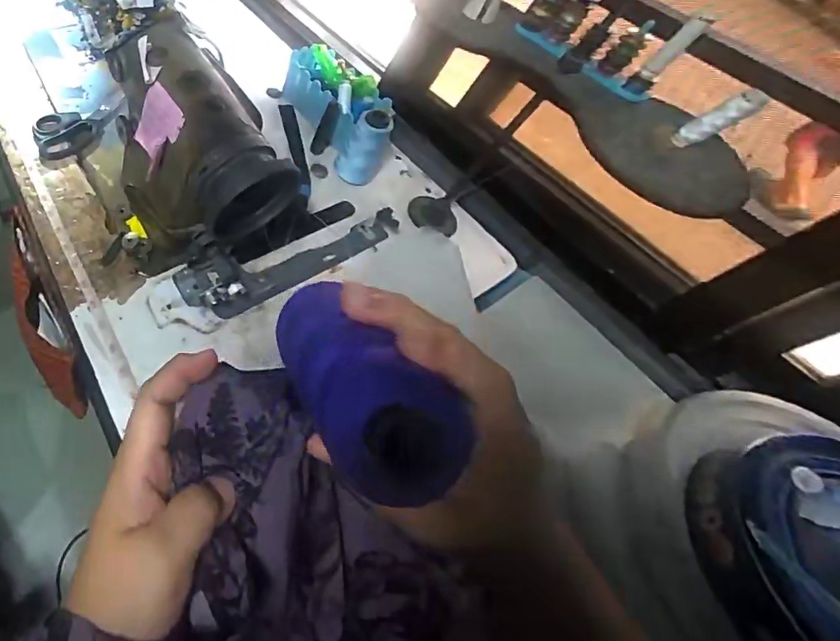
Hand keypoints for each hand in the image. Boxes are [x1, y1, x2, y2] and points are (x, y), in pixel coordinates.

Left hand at [66, 350, 235, 639]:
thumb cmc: (127, 589)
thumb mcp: (164, 550)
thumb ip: (198, 509)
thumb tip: (225, 485)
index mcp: (134, 466)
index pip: (153, 402)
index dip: (178, 373)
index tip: (212, 358)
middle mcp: (142, 471)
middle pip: (166, 415)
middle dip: (196, 390)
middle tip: (238, 385)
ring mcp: (153, 496)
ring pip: (182, 446)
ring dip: (208, 427)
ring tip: (248, 419)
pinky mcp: (164, 520)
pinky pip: (191, 478)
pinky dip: (214, 464)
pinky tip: (240, 470)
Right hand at [305, 283, 543, 553]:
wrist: (522, 539)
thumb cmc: (478, 526)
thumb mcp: (426, 516)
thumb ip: (373, 480)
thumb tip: (316, 440)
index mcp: (492, 413)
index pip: (458, 360)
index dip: (415, 335)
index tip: (375, 323)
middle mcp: (487, 384)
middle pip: (441, 334)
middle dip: (394, 311)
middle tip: (345, 298)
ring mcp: (477, 379)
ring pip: (436, 332)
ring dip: (395, 313)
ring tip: (351, 300)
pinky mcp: (463, 382)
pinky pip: (432, 344)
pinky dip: (401, 326)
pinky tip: (369, 320)